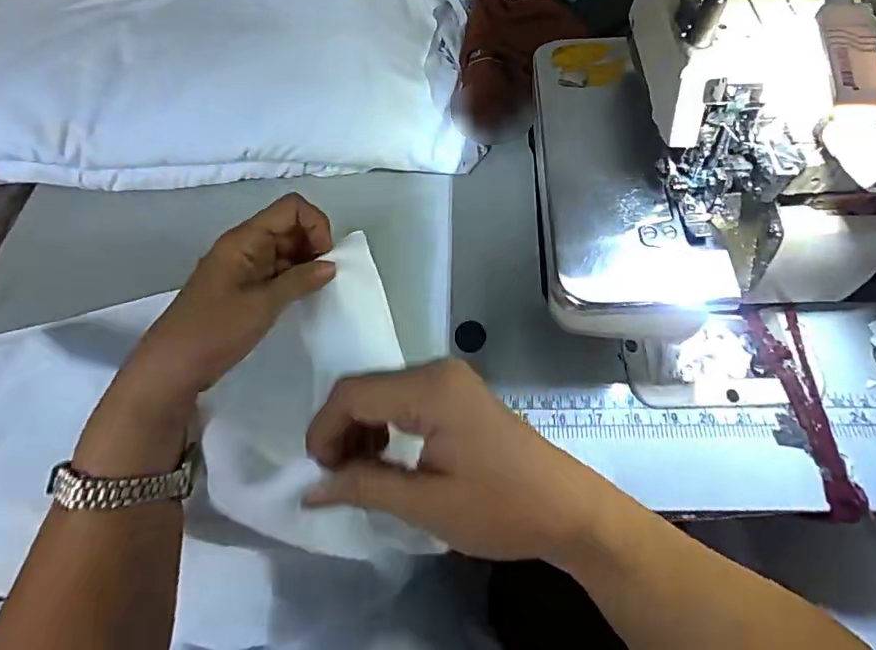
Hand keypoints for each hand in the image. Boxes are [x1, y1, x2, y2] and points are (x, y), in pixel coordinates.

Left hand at [139, 193, 336, 397]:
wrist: (169, 371)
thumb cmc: (214, 331)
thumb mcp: (263, 305)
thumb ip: (300, 280)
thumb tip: (331, 265)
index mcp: (244, 239)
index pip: (291, 208)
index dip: (316, 224)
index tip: (326, 257)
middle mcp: (243, 245)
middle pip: (289, 225)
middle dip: (313, 244)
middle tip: (325, 276)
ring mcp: (241, 267)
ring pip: (284, 248)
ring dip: (305, 262)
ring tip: (315, 289)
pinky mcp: (241, 287)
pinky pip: (275, 269)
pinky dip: (293, 277)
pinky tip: (300, 297)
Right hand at [303, 359, 628, 565]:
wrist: (564, 506)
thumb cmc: (498, 507)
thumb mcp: (425, 505)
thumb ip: (364, 486)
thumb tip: (311, 489)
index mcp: (430, 387)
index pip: (352, 392)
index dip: (324, 431)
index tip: (317, 476)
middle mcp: (438, 370)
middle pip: (366, 387)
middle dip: (341, 430)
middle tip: (337, 480)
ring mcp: (451, 378)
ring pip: (384, 391)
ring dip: (362, 428)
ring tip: (361, 475)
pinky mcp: (459, 392)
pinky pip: (406, 397)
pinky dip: (387, 424)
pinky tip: (388, 458)